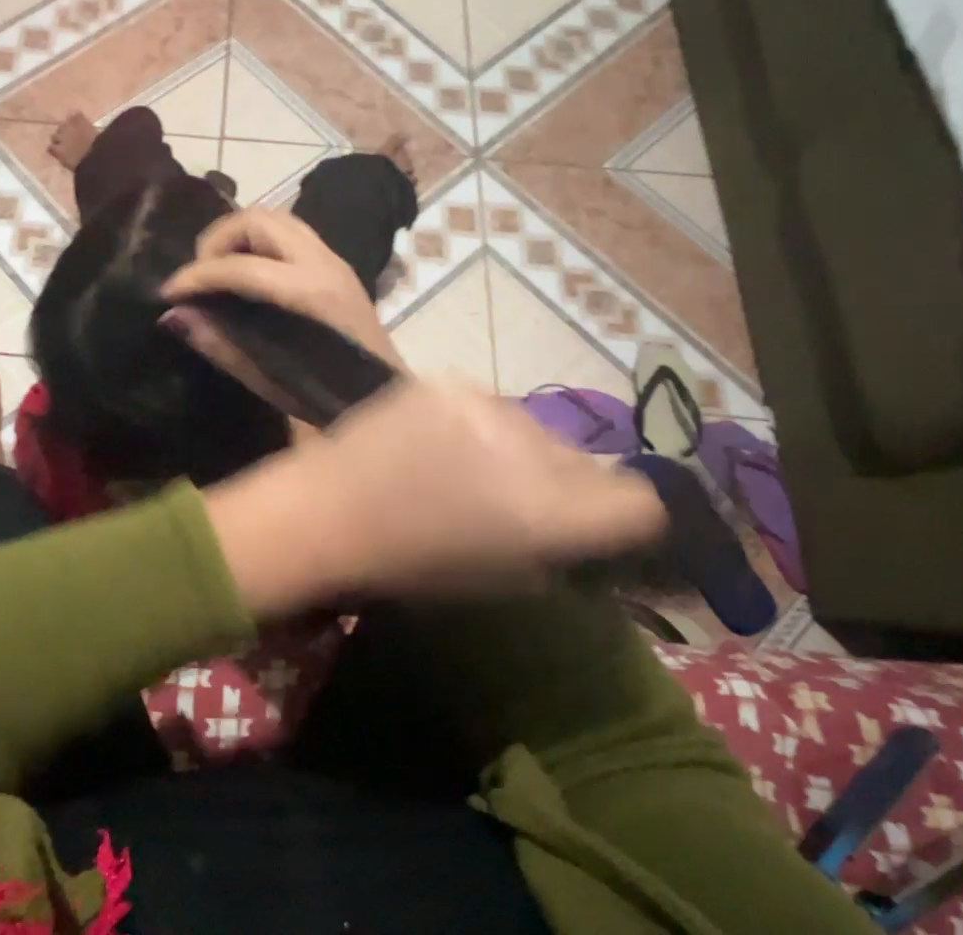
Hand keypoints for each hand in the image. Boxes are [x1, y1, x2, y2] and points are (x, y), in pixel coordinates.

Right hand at [160, 207, 404, 387]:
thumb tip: (172, 316)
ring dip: (239, 236)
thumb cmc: (326, 396)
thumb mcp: (267, 377)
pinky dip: (259, 242)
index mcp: (308, 293)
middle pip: (256, 219)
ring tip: (220, 273)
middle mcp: (323, 263)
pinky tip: (247, 275)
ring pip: (275, 219)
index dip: (195, 276)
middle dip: (217, 240)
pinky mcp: (335, 264)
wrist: (382, 400)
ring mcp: (333, 259)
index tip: (168, 293)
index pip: (238, 266)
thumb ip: (220, 342)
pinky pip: (289, 234)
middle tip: (200, 276)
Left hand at [208, 380, 666, 614]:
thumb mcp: (499, 583)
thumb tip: (595, 538)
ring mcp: (486, 406)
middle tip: (519, 505)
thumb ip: (560, 557)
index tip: (600, 529)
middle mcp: (528, 450)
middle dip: (568, 487)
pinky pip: (492, 405)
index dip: (627, 521)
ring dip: (521, 452)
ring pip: (538, 430)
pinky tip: (437, 446)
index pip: (641, 503)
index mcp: (547, 513)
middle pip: (589, 463)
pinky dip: (480, 427)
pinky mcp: (447, 380)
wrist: (322, 512)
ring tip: (466, 473)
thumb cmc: (405, 565)